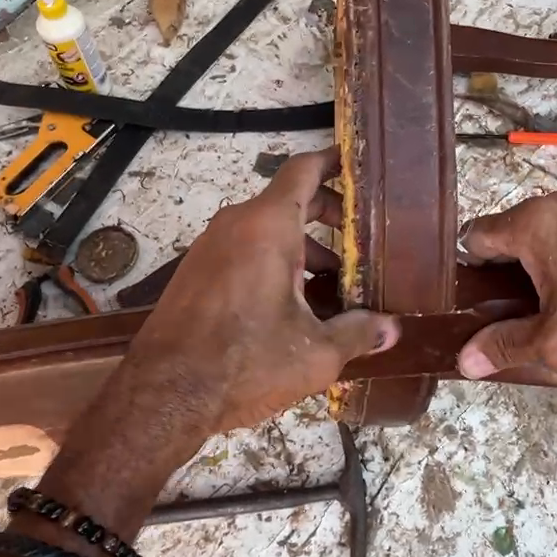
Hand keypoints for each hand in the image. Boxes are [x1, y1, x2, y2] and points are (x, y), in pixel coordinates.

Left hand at [127, 148, 398, 434]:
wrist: (164, 395)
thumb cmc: (245, 362)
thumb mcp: (315, 353)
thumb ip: (358, 333)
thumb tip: (392, 329)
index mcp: (268, 226)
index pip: (304, 170)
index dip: (333, 161)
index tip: (356, 163)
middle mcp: (236, 224)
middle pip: (289, 200)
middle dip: (329, 215)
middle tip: (360, 241)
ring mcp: (211, 247)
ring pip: (267, 230)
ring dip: (303, 247)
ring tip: (334, 288)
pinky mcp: (196, 272)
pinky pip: (244, 250)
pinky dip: (274, 262)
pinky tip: (293, 306)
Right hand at [455, 192, 556, 379]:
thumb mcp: (555, 343)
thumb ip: (505, 346)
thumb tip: (464, 360)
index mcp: (535, 223)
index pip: (477, 236)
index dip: (469, 270)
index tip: (473, 299)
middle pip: (515, 233)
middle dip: (508, 269)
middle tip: (513, 310)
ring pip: (553, 235)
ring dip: (545, 265)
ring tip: (556, 308)